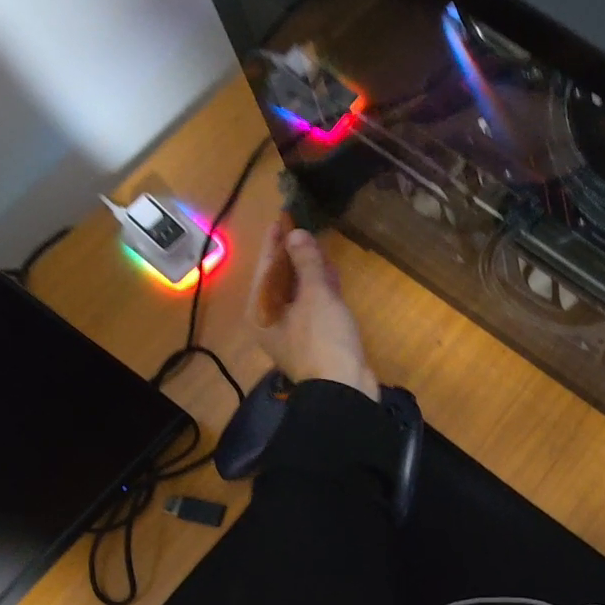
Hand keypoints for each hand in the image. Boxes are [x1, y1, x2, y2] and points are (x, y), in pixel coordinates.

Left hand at [248, 219, 379, 400]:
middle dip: (292, 254)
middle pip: (280, 280)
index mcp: (261, 310)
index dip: (276, 240)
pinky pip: (314, 305)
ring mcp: (294, 331)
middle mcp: (271, 320)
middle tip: (302, 226)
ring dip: (307, 270)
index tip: (283, 215)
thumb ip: (306, 263)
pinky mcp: (316, 339)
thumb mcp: (315, 296)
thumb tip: (296, 233)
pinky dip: (320, 289)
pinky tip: (331, 274)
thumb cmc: (323, 340)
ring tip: (317, 244)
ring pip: (298, 293)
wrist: (343, 389)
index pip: (266, 266)